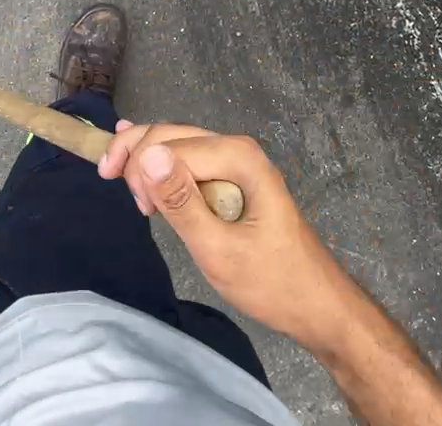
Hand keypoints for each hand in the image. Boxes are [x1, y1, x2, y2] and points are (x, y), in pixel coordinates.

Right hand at [99, 122, 342, 344]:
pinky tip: (139, 156)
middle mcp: (235, 147)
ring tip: (133, 194)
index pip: (169, 145)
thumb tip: (146, 155)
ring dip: (145, 162)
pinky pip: (187, 159)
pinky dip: (160, 164)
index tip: (140, 211)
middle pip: (168, 134)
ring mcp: (235, 160)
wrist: (318, 306)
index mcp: (237, 156)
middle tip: (124, 195)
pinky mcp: (231, 176)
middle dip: (136, 157)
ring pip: (174, 143)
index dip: (142, 170)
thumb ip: (181, 201)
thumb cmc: (271, 282)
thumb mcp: (219, 249)